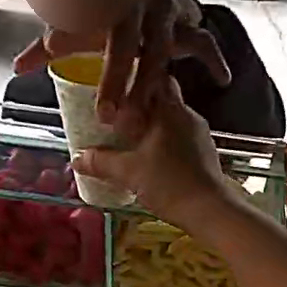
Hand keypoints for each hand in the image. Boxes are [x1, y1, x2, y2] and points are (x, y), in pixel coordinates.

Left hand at [14, 0, 231, 122]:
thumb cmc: (98, 4)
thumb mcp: (71, 18)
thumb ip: (46, 43)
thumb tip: (18, 67)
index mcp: (112, 2)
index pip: (106, 37)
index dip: (103, 70)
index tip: (95, 102)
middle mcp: (143, 3)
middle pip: (142, 47)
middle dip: (132, 85)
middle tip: (120, 121)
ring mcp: (169, 9)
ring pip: (171, 46)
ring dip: (163, 80)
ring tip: (155, 112)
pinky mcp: (188, 19)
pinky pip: (205, 40)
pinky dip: (214, 58)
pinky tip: (222, 80)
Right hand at [72, 76, 231, 228]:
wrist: (209, 209)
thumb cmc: (169, 183)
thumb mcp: (128, 173)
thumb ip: (101, 162)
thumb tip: (77, 158)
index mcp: (167, 108)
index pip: (151, 77)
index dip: (132, 81)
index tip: (115, 93)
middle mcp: (185, 114)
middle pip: (161, 97)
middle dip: (141, 105)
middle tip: (119, 120)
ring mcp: (197, 133)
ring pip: (170, 118)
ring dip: (152, 126)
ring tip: (131, 143)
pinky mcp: (203, 152)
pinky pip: (179, 137)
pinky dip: (164, 142)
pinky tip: (152, 160)